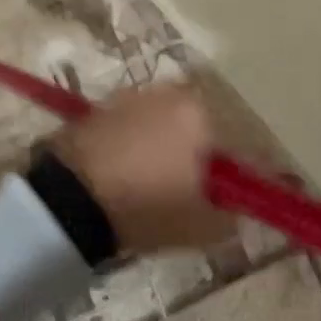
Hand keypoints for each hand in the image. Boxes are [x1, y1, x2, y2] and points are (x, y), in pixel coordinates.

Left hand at [47, 83, 234, 253]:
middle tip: (206, 181)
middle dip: (210, 146)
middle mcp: (171, 92)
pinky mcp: (106, 102)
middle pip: (206, 120)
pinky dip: (147, 137)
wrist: (71, 193)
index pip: (245, 139)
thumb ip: (232, 212)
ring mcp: (135, 93)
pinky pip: (141, 120)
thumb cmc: (147, 206)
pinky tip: (140, 164)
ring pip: (172, 117)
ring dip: (177, 138)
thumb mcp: (205, 227)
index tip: (246, 191)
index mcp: (202, 114)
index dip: (250, 168)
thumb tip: (235, 203)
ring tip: (169, 174)